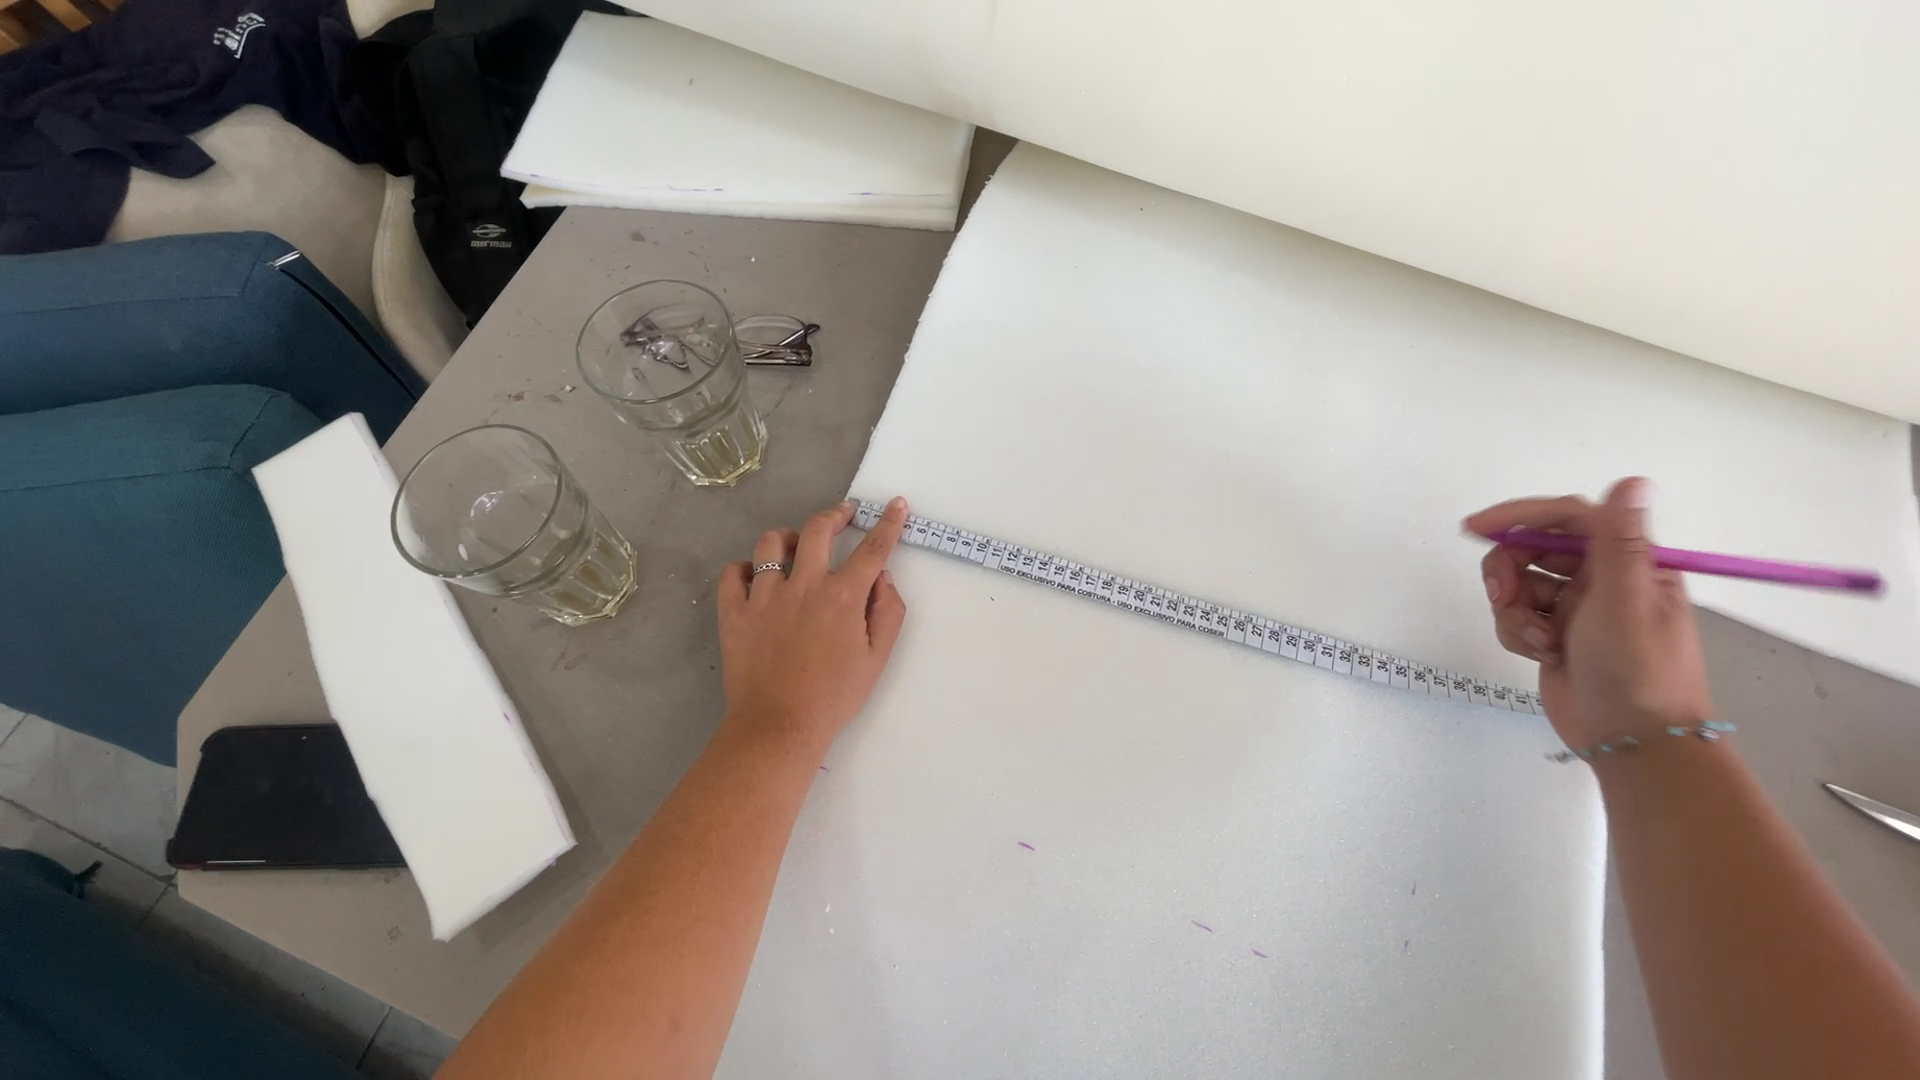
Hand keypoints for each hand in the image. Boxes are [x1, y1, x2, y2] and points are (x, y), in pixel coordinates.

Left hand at [716, 497, 910, 754]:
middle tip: (842, 516)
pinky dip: (745, 568)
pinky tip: (756, 578)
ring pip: (770, 543)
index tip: (895, 505)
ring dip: (787, 537)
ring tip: (794, 547)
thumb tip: (882, 577)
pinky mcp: (734, 612)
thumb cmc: (834, 697)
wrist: (780, 727)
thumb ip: (887, 613)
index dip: (888, 523)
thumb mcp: (877, 659)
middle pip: (818, 529)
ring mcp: (764, 596)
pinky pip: (733, 572)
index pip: (872, 549)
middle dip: (835, 514)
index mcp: (843, 597)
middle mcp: (804, 586)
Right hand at [1464, 478, 1713, 753]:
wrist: (1632, 741)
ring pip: (1518, 585)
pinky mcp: (1553, 635)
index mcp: (1628, 564)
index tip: (1476, 527)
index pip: (1569, 518)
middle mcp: (1601, 580)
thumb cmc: (1638, 670)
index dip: (1521, 516)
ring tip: (1534, 640)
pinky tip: (1540, 655)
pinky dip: (1516, 633)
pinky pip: (1514, 617)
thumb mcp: (1625, 603)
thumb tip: (1631, 481)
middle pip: (1533, 549)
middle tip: (1501, 598)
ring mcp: (1575, 609)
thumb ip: (1619, 543)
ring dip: (1513, 611)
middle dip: (1508, 572)